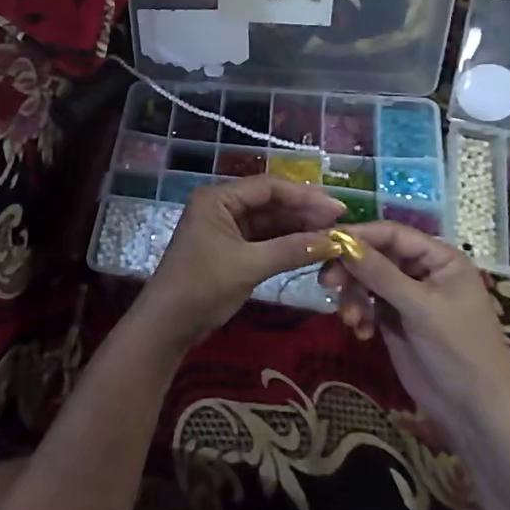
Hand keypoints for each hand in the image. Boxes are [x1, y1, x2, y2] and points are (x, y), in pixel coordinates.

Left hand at [131, 176, 344, 351]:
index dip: (305, 196)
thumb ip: (291, 250)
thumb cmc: (202, 285)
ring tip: (333, 236)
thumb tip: (335, 241)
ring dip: (298, 229)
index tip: (339, 208)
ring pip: (268, 223)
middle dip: (304, 212)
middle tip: (341, 224)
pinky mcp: (230, 251)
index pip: (267, 187)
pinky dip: (286, 244)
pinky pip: (263, 240)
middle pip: (269, 203)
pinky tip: (312, 249)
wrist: (168, 323)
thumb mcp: (249, 265)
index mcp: (217, 199)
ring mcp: (224, 229)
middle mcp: (220, 207)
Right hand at [318, 222, 509, 435]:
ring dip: (352, 297)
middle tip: (327, 285)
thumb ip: (379, 273)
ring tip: (350, 320)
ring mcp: (407, 296)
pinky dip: (357, 314)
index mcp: (440, 259)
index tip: (324, 244)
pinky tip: (361, 332)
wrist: (473, 411)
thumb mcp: (420, 308)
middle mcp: (422, 271)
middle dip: (350, 270)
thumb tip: (341, 241)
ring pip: (365, 279)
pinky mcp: (394, 319)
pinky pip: (365, 303)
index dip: (358, 236)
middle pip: (374, 255)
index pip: (392, 234)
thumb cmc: (459, 351)